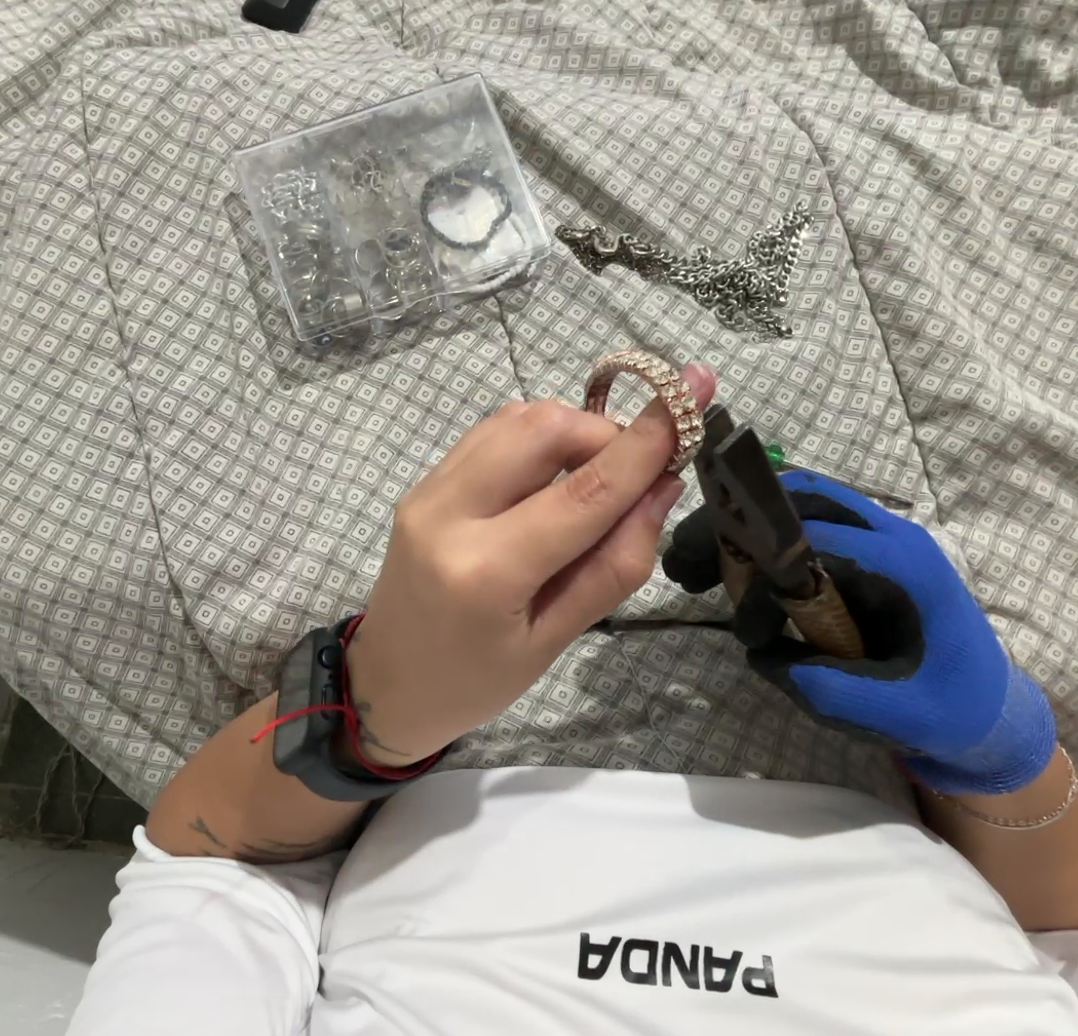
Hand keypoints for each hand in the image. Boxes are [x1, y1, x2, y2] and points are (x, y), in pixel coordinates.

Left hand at [342, 365, 718, 766]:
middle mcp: (447, 514)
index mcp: (484, 572)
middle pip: (541, 428)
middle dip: (604, 432)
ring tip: (593, 481)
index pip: (583, 491)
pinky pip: (490, 434)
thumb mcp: (554, 642)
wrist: (385, 684)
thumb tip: (661, 488)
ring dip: (570, 432)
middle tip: (634, 473)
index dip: (646, 441)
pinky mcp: (422, 483)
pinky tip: (549, 481)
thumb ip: (614, 565)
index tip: (692, 392)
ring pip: (515, 419)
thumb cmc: (475, 683)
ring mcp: (427, 492)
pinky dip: (536, 440)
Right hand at [662, 470, 1053, 794]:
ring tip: (693, 566)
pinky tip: (727, 571)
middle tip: (684, 560)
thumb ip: (827, 687)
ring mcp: (877, 537)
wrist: (990, 710)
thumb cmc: (948, 710)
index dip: (765, 572)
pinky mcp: (861, 551)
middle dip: (735, 524)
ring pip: (796, 504)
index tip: (742, 621)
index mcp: (906, 566)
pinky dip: (758, 541)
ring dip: (741, 528)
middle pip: (800, 499)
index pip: (818, 541)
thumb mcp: (893, 714)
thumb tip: (761, 654)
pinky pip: (802, 526)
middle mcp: (890, 536)